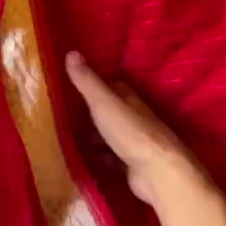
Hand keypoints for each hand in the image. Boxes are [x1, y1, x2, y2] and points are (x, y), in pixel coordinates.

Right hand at [65, 51, 211, 208]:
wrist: (159, 173)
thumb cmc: (130, 133)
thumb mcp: (103, 103)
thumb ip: (87, 81)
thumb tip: (71, 51)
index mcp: (130, 100)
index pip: (113, 87)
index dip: (95, 86)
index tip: (74, 88)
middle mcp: (136, 118)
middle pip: (111, 112)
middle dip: (92, 114)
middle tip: (67, 116)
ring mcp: (137, 143)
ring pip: (112, 135)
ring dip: (96, 137)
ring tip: (72, 139)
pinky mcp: (135, 165)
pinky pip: (115, 158)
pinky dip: (103, 157)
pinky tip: (90, 161)